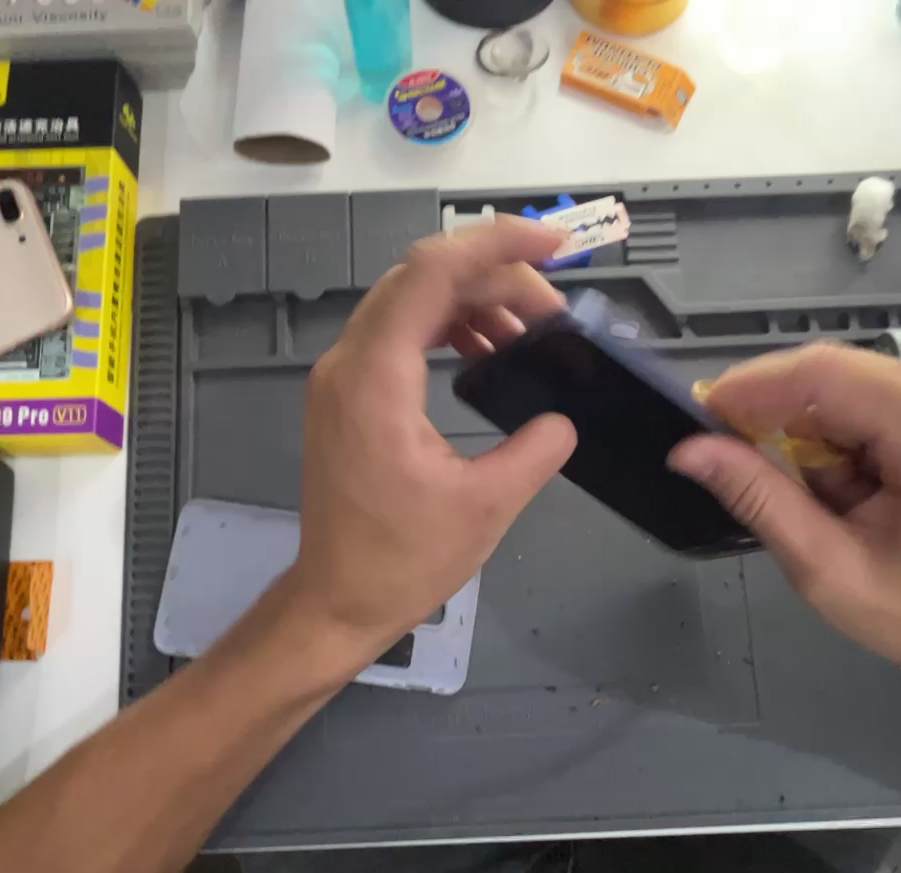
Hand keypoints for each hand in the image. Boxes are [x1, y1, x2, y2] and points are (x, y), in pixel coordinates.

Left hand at [286, 218, 577, 654]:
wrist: (338, 600)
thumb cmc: (403, 561)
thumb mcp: (486, 506)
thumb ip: (535, 451)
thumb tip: (563, 419)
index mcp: (377, 380)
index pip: (433, 273)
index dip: (497, 245)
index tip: (556, 244)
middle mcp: (348, 363)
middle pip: (422, 279)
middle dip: (494, 278)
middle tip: (552, 312)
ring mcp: (341, 379)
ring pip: (409, 304)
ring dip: (471, 305)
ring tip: (529, 333)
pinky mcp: (346, 398)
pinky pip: (398, 337)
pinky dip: (445, 331)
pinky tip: (485, 354)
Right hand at [668, 345, 900, 698]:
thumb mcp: (824, 567)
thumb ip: (758, 498)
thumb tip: (689, 449)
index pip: (829, 375)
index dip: (754, 385)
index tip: (700, 413)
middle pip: (837, 371)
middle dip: (772, 407)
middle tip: (727, 450)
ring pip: (847, 381)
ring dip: (802, 425)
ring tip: (797, 486)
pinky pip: (869, 397)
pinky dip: (831, 431)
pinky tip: (831, 478)